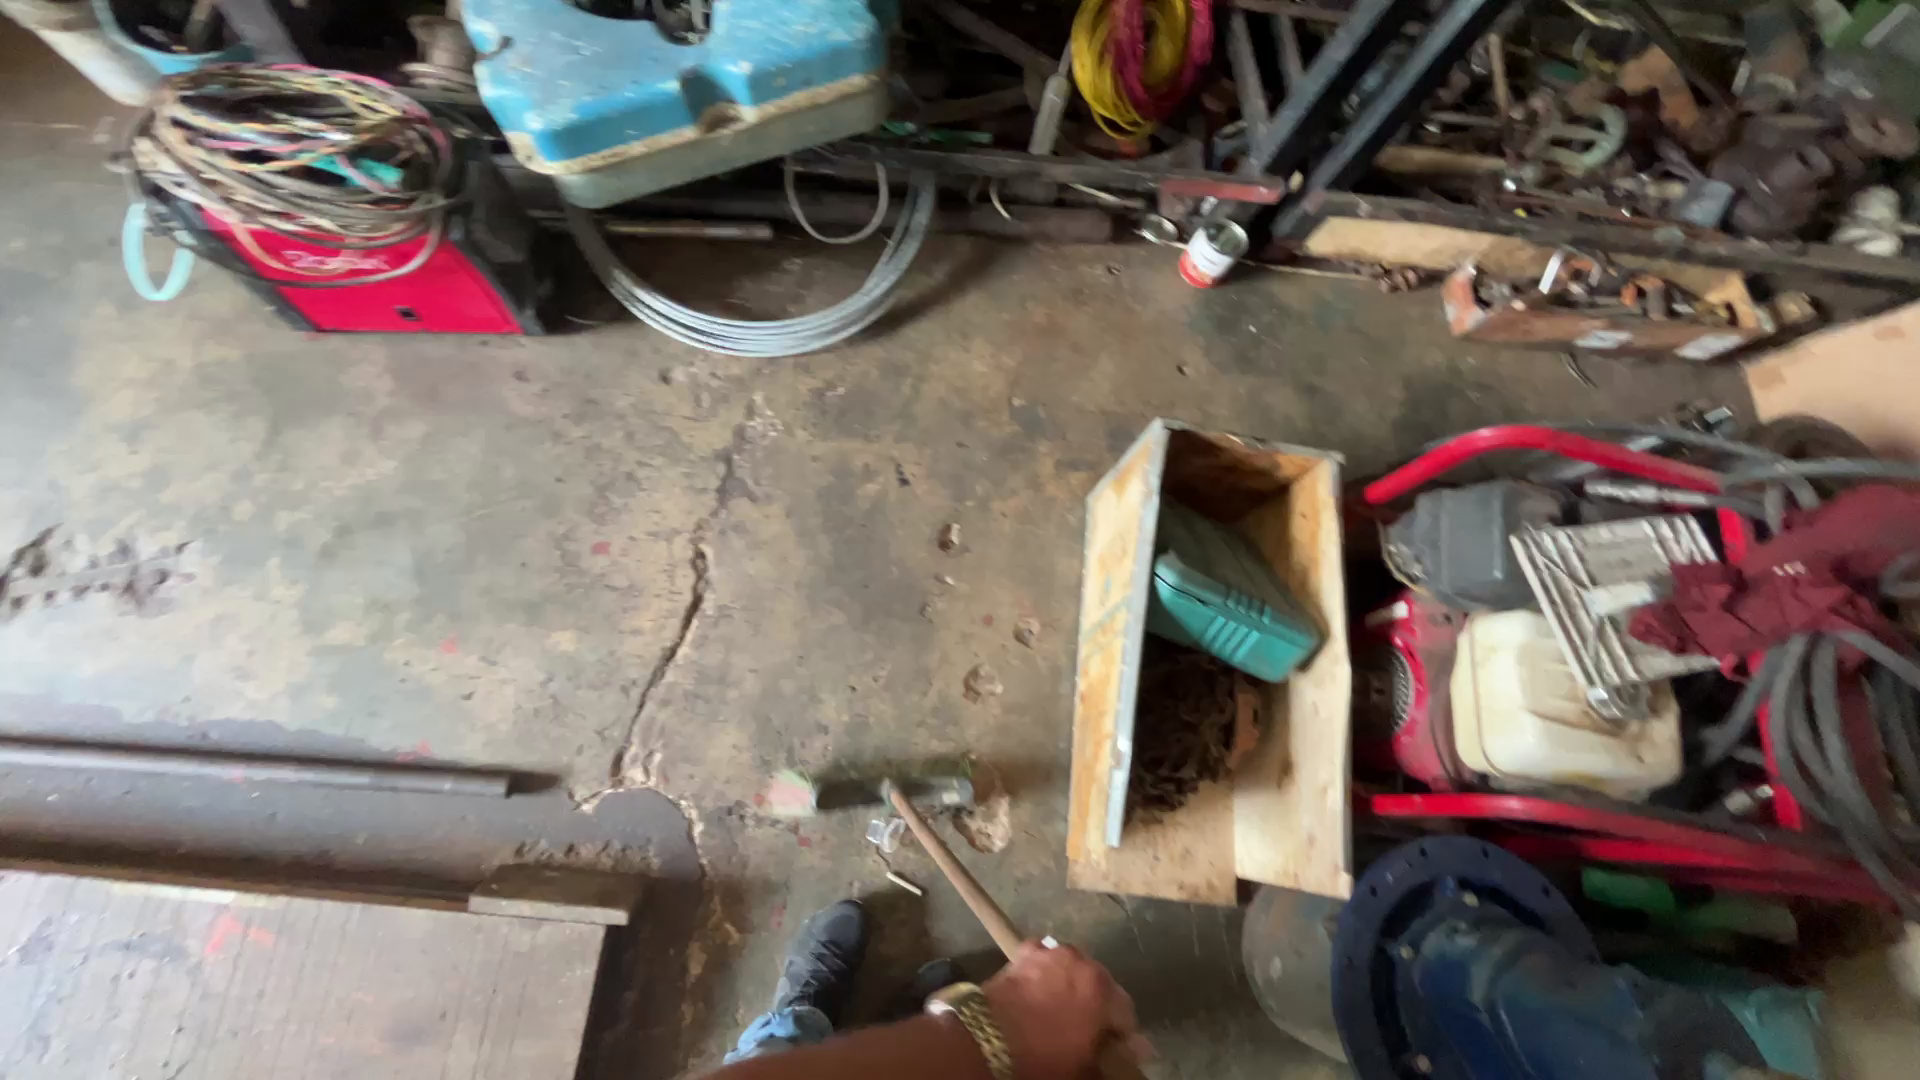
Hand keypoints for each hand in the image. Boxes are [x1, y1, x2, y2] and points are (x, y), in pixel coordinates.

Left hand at [980, 940, 1150, 1079]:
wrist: (988, 1038)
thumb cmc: (1043, 1058)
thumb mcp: (1084, 1067)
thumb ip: (1114, 1056)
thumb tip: (1139, 1050)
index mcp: (1102, 989)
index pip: (1126, 1012)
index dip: (1121, 1035)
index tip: (1113, 1050)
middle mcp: (1081, 960)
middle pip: (1100, 985)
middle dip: (1098, 1006)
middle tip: (1087, 1031)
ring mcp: (1051, 951)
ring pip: (1073, 969)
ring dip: (1073, 986)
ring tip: (1062, 1010)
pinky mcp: (1026, 950)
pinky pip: (1046, 959)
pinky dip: (1047, 972)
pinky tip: (1040, 991)